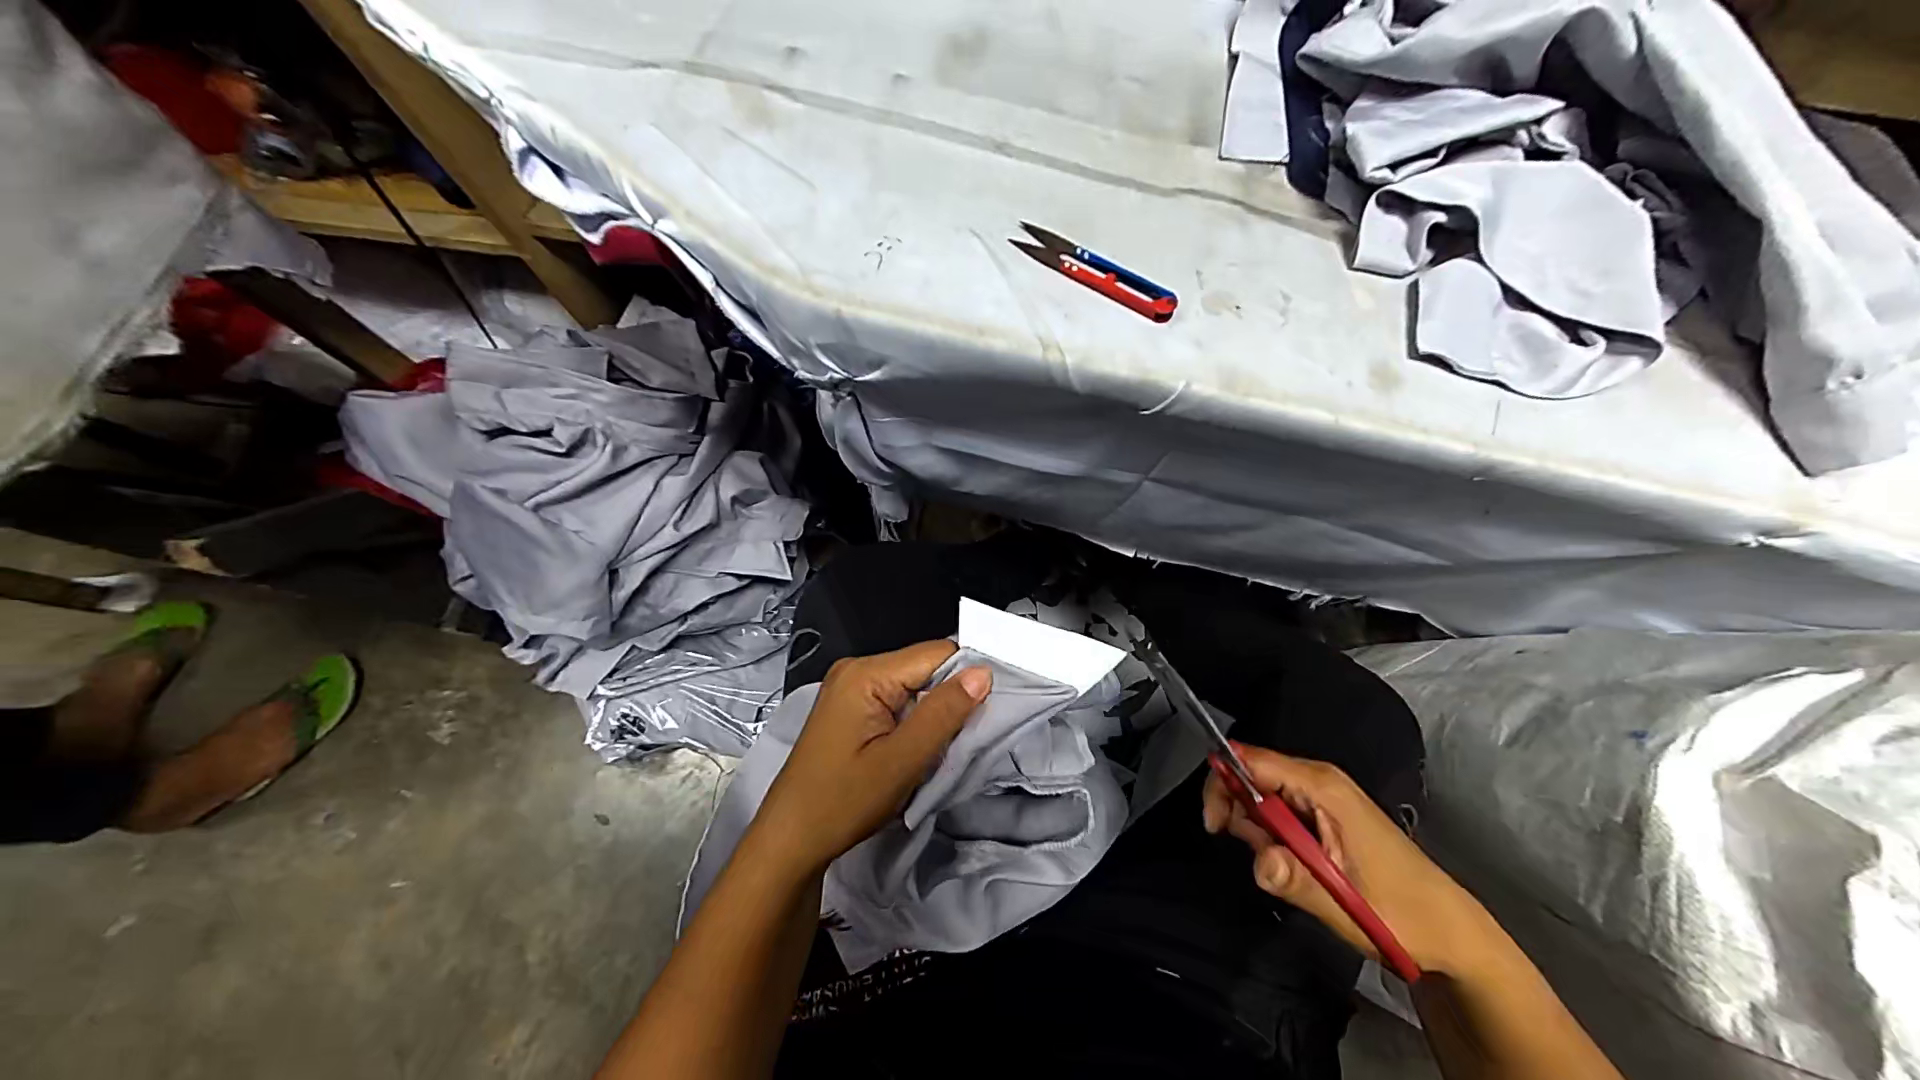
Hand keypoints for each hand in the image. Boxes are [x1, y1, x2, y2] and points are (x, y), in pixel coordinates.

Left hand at [746, 640, 991, 877]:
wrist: (792, 839)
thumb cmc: (841, 803)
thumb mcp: (901, 761)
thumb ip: (944, 713)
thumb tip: (981, 674)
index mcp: (865, 674)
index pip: (937, 653)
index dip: (968, 676)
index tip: (993, 707)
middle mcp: (856, 670)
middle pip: (926, 667)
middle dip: (951, 698)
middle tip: (964, 737)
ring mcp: (851, 688)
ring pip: (916, 686)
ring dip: (934, 713)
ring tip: (940, 748)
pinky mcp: (852, 708)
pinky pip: (899, 700)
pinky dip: (916, 721)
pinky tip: (918, 748)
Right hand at [1203, 743, 1489, 973]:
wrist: (1449, 931)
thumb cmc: (1403, 913)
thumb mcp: (1343, 904)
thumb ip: (1294, 879)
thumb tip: (1258, 861)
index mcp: (1322, 787)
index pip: (1249, 759)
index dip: (1222, 784)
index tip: (1215, 825)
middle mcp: (1319, 780)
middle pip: (1249, 774)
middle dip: (1239, 813)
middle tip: (1261, 856)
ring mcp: (1322, 795)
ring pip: (1260, 794)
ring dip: (1256, 830)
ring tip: (1287, 867)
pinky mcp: (1322, 812)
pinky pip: (1277, 809)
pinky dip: (1271, 835)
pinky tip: (1293, 863)